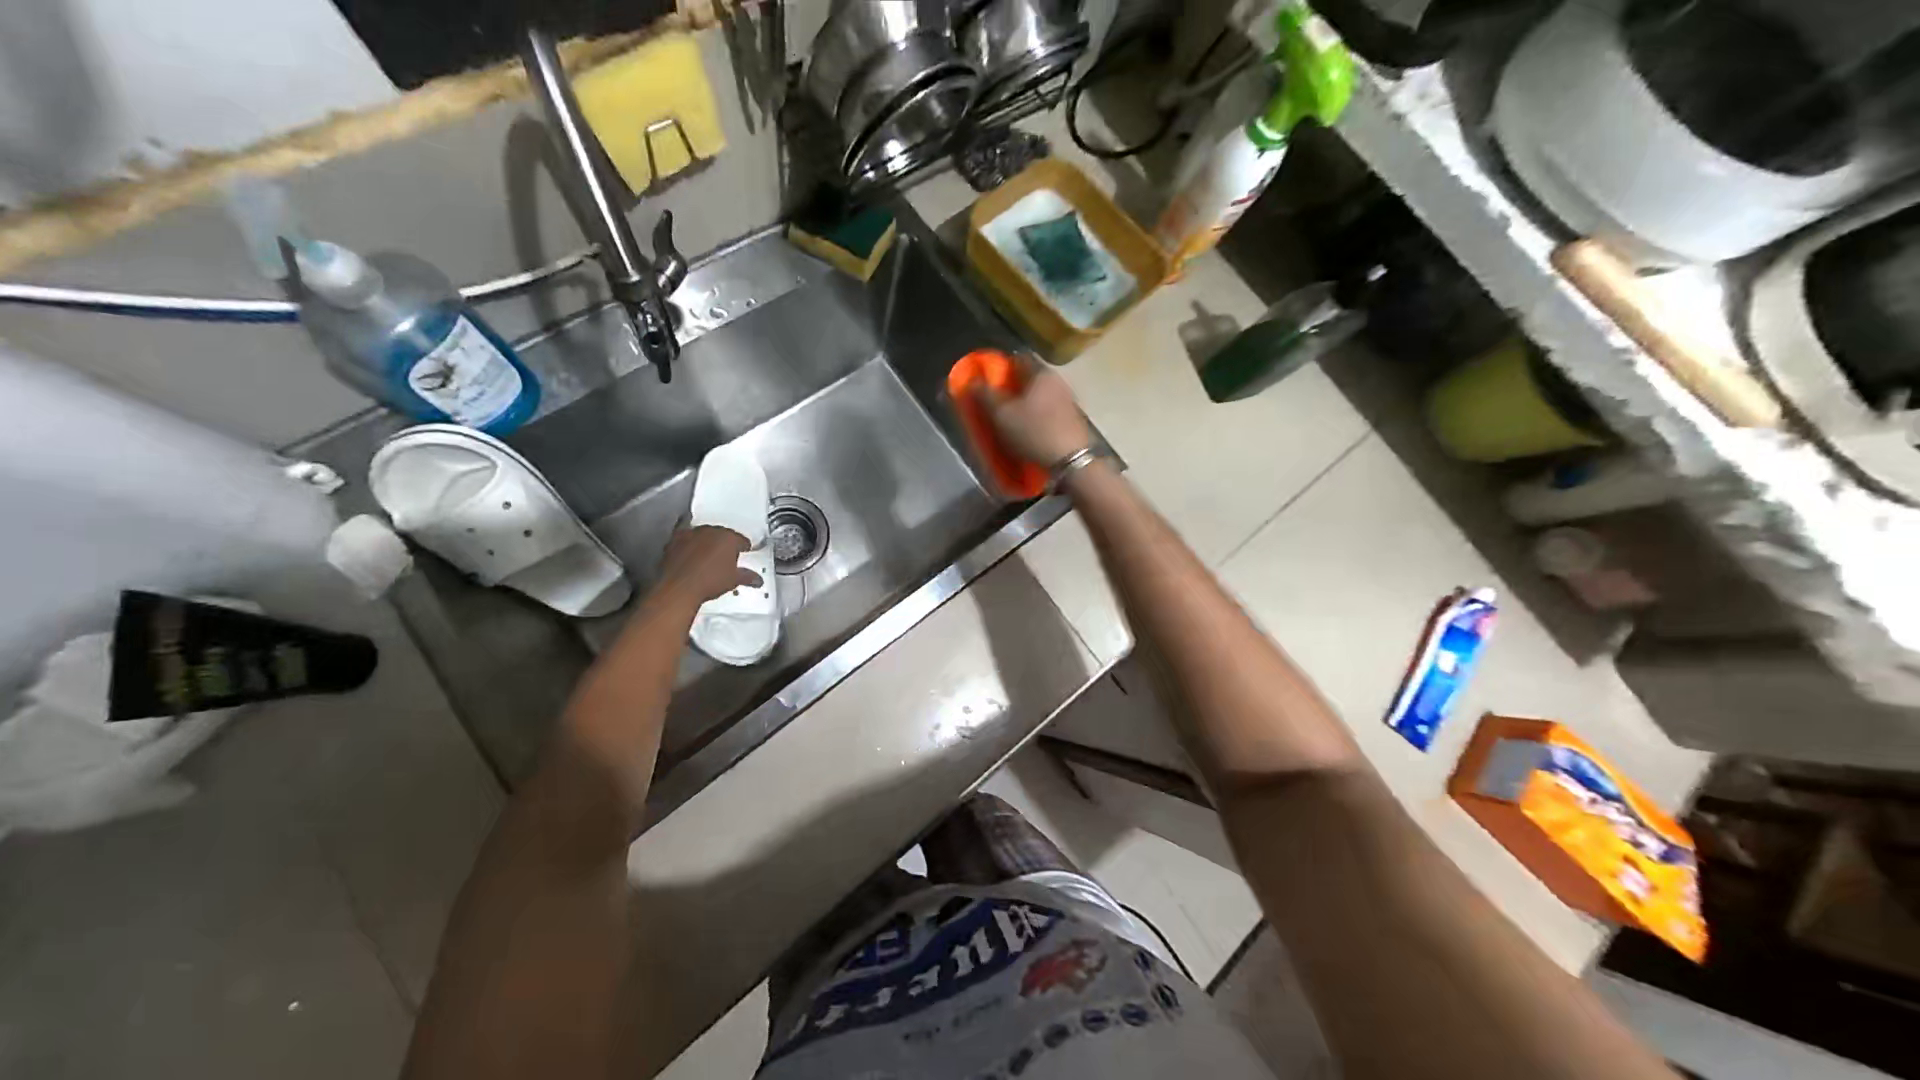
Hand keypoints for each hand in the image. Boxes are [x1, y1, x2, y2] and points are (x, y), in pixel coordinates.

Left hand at [656, 525, 759, 604]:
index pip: (741, 539)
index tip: (743, 550)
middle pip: (721, 535)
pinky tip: (690, 556)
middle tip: (726, 558)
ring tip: (707, 558)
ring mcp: (691, 535)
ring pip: (703, 535)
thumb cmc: (706, 581)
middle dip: (724, 545)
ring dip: (706, 543)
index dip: (743, 547)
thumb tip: (755, 579)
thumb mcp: (734, 580)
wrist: (679, 588)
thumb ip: (747, 576)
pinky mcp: (675, 541)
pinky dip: (688, 546)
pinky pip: (685, 539)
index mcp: (728, 538)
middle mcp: (710, 532)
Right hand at [972, 369, 1091, 467]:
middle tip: (997, 402)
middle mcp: (1058, 381)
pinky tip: (1030, 430)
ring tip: (1012, 419)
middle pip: (1030, 378)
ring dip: (1026, 403)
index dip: (1000, 367)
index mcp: (1041, 373)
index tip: (989, 381)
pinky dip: (1038, 415)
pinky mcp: (1073, 419)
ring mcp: (1068, 400)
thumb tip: (973, 380)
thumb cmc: (1033, 432)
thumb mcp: (1002, 415)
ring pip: (1040, 395)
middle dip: (1012, 387)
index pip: (1018, 359)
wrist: (1071, 462)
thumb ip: (985, 395)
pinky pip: (1049, 410)